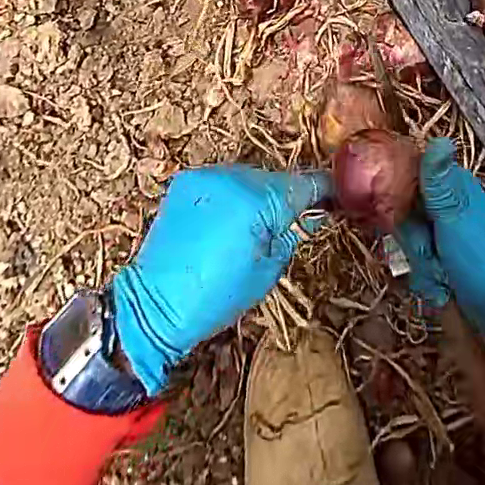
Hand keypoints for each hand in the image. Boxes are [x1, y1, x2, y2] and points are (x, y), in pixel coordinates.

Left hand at [109, 166, 328, 391]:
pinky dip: (233, 195)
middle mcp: (236, 178)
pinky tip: (226, 220)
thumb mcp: (269, 269)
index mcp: (260, 200)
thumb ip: (294, 232)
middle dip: (286, 196)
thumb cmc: (216, 296)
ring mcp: (210, 176)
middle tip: (288, 221)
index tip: (334, 197)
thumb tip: (316, 213)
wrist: (150, 307)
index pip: (306, 182)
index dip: (324, 189)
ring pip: (251, 177)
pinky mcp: (188, 181)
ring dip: (258, 194)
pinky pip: (225, 181)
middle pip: (278, 179)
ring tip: (251, 226)